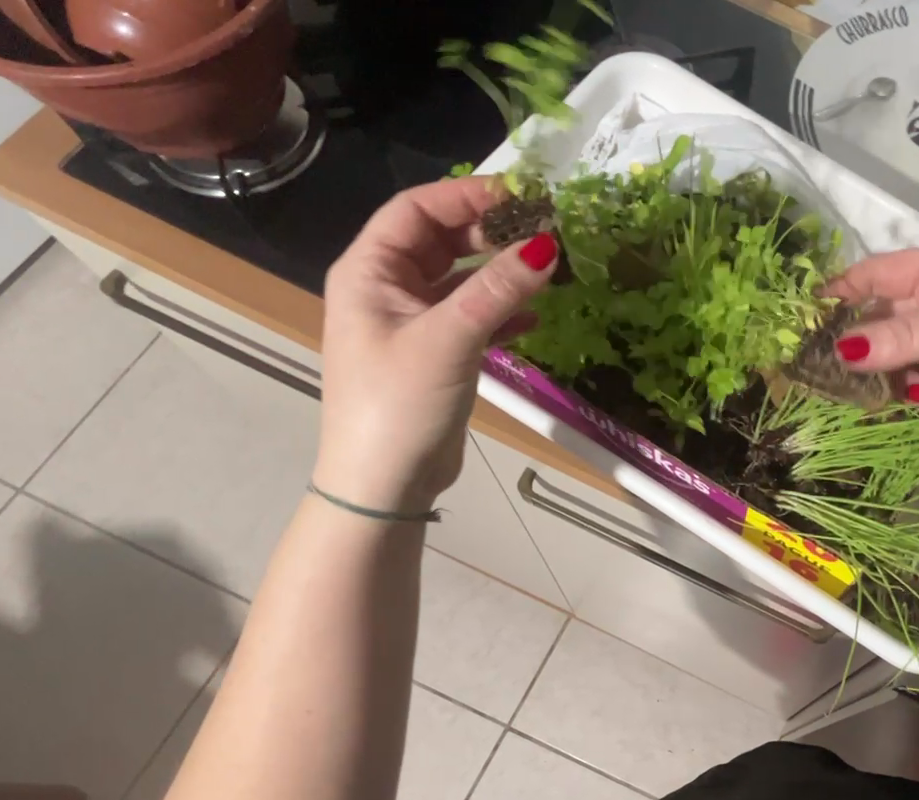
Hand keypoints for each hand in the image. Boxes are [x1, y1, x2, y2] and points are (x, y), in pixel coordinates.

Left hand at [315, 177, 559, 512]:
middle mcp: (387, 289)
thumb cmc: (400, 403)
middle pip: (442, 241)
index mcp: (369, 270)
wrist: (384, 484)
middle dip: (491, 234)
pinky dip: (501, 315)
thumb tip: (549, 246)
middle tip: (544, 235)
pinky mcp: (436, 356)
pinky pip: (472, 320)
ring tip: (547, 271)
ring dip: (501, 275)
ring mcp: (412, 324)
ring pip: (461, 281)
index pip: (417, 210)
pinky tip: (533, 319)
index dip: (468, 197)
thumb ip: (498, 290)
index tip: (523, 198)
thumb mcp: (450, 339)